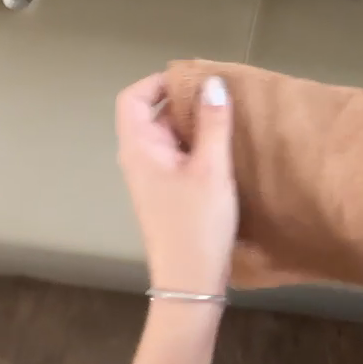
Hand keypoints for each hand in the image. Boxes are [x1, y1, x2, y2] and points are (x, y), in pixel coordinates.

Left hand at [115, 73, 237, 296]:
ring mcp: (153, 177)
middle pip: (153, 114)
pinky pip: (180, 156)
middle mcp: (139, 159)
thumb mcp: (211, 169)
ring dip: (196, 124)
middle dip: (185, 101)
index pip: (132, 98)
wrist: (190, 283)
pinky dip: (199, 145)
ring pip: (170, 136)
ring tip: (229, 119)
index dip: (158, 82)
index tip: (194, 80)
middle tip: (222, 96)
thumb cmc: (196, 224)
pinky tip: (226, 150)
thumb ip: (213, 123)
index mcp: (139, 148)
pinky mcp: (169, 193)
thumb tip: (213, 83)